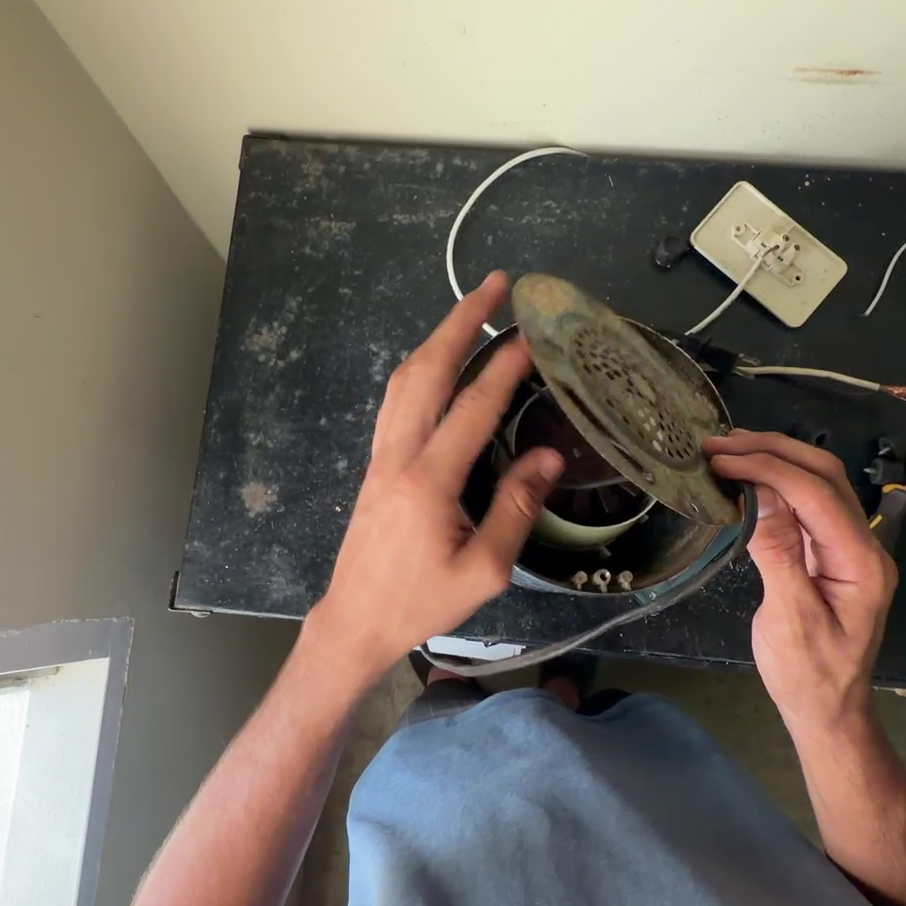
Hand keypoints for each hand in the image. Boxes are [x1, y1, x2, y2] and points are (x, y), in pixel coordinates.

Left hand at [307, 272, 563, 675]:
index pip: (473, 406)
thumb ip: (516, 509)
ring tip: (469, 311)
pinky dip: (419, 370)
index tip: (530, 332)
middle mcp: (399, 455)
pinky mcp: (375, 464)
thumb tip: (549, 458)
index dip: (503, 365)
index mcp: (429, 480)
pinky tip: (436, 365)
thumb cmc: (421, 602)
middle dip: (460, 321)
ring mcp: (380, 456)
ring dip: (436, 338)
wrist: (356, 620)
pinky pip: (395, 401)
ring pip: (404, 380)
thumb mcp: (485, 569)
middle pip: (427, 371)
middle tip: (494, 285)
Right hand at [704, 431, 897, 736]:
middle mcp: (861, 544)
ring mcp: (846, 546)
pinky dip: (774, 481)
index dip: (768, 468)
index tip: (721, 460)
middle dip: (773, 450)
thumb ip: (779, 555)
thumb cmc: (808, 673)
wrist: (827, 709)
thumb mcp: (789, 619)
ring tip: (725, 449)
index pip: (817, 494)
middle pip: (826, 474)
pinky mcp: (827, 552)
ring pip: (818, 482)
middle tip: (718, 444)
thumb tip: (759, 496)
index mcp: (860, 561)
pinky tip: (745, 476)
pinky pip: (806, 503)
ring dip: (774, 458)